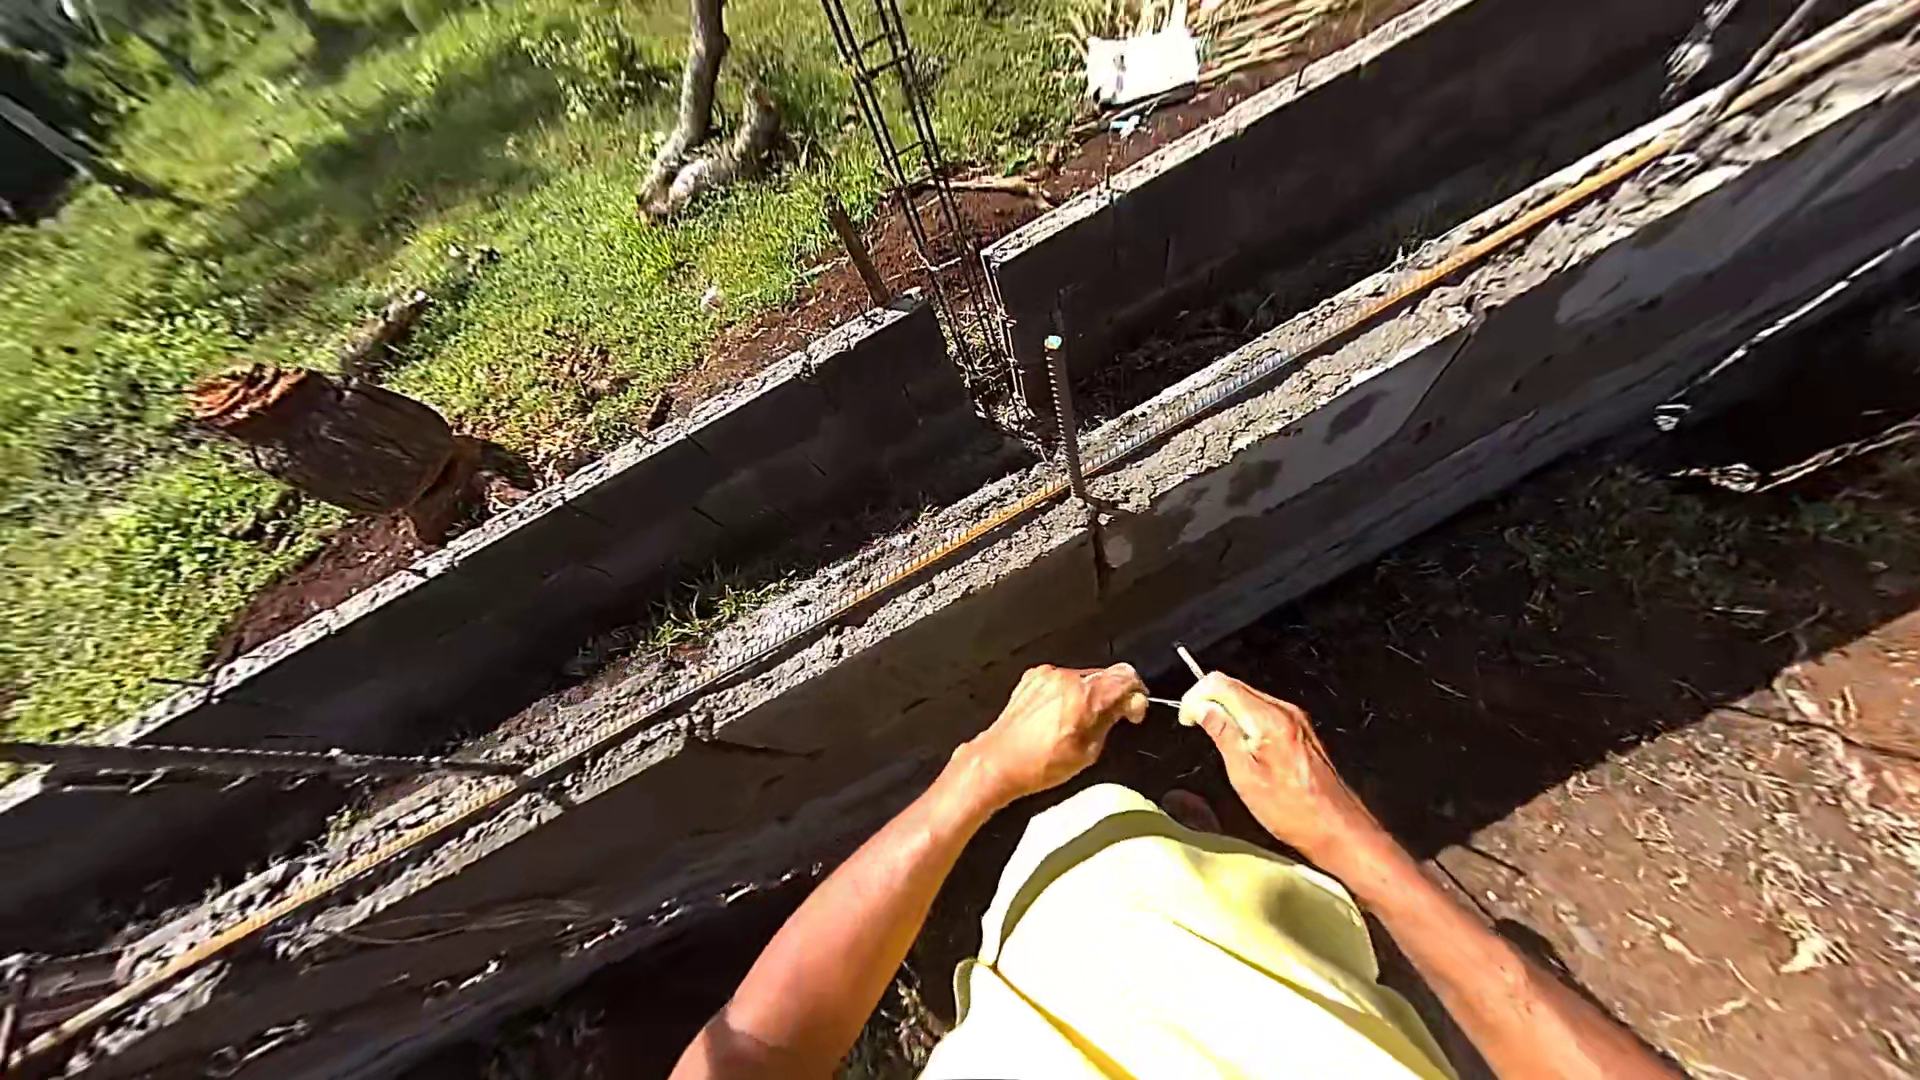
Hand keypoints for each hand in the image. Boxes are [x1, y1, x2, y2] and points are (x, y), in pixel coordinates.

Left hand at [960, 663, 1147, 807]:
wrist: (998, 760)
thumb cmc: (1039, 764)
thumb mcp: (1088, 752)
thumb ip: (1111, 721)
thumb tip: (1128, 705)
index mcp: (1083, 696)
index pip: (1126, 676)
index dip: (1135, 694)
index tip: (1132, 710)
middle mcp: (1065, 678)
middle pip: (1105, 675)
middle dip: (1111, 696)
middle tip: (1105, 721)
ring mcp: (1046, 675)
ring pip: (1083, 677)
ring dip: (1088, 695)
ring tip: (1075, 724)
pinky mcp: (1032, 677)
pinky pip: (1061, 679)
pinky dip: (1066, 693)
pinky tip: (1057, 716)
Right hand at [1179, 672, 1386, 866]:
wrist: (1340, 831)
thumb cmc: (1294, 812)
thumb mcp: (1245, 776)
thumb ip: (1222, 734)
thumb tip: (1201, 708)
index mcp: (1269, 719)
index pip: (1220, 684)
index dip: (1195, 697)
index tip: (1187, 719)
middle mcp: (1284, 711)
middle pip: (1233, 685)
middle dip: (1207, 700)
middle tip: (1196, 726)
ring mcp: (1294, 718)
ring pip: (1246, 696)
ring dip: (1224, 709)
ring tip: (1216, 738)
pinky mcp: (1298, 729)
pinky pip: (1260, 709)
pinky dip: (1241, 717)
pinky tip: (1239, 743)